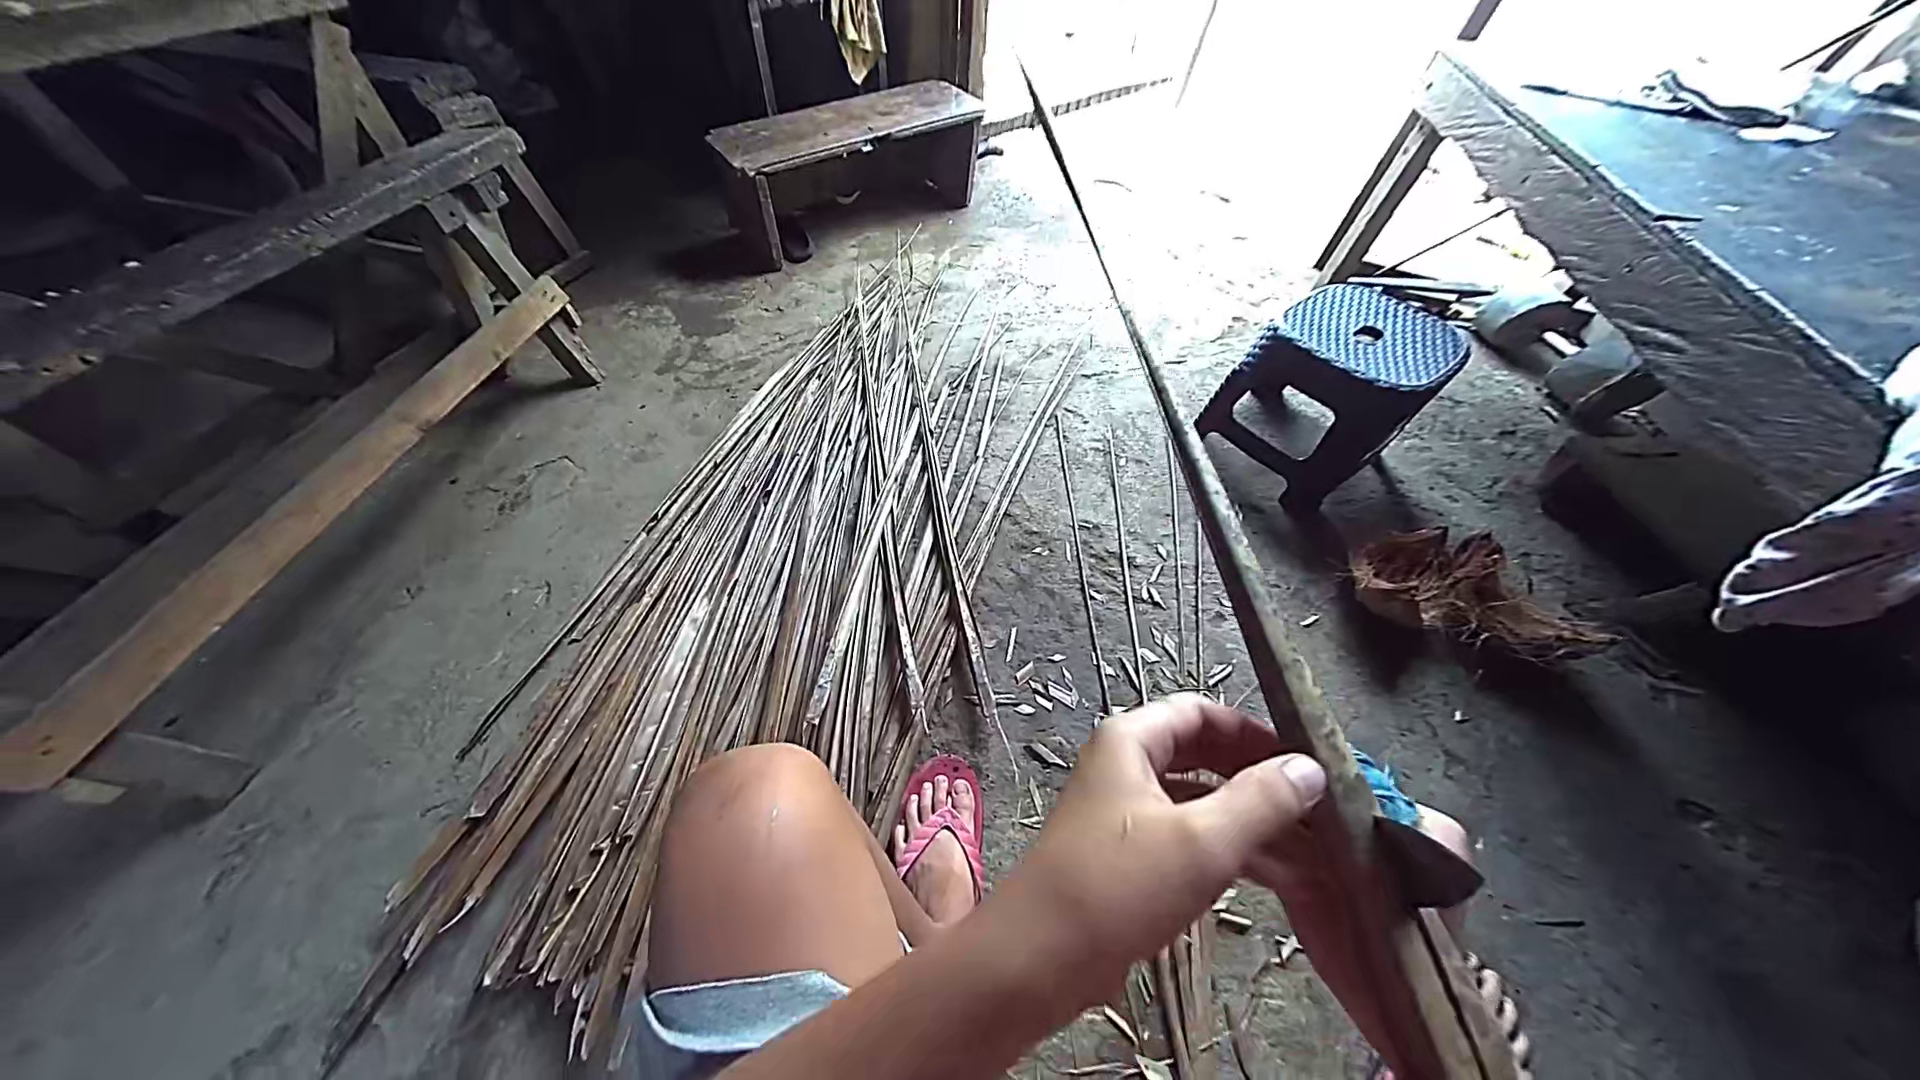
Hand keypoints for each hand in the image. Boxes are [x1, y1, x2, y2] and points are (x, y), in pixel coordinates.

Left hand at [983, 694, 1326, 1006]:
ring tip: (1309, 848)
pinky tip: (1275, 875)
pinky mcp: (1130, 851)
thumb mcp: (1200, 839)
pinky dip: (1227, 846)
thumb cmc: (1116, 884)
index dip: (1251, 731)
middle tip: (1310, 804)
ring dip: (1248, 817)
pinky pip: (1187, 833)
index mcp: (1131, 740)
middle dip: (1254, 776)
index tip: (1300, 759)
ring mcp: (1126, 808)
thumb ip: (1260, 800)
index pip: (1199, 711)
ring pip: (1197, 797)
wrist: (1044, 952)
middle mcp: (1126, 764)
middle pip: (1201, 752)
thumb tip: (1308, 768)